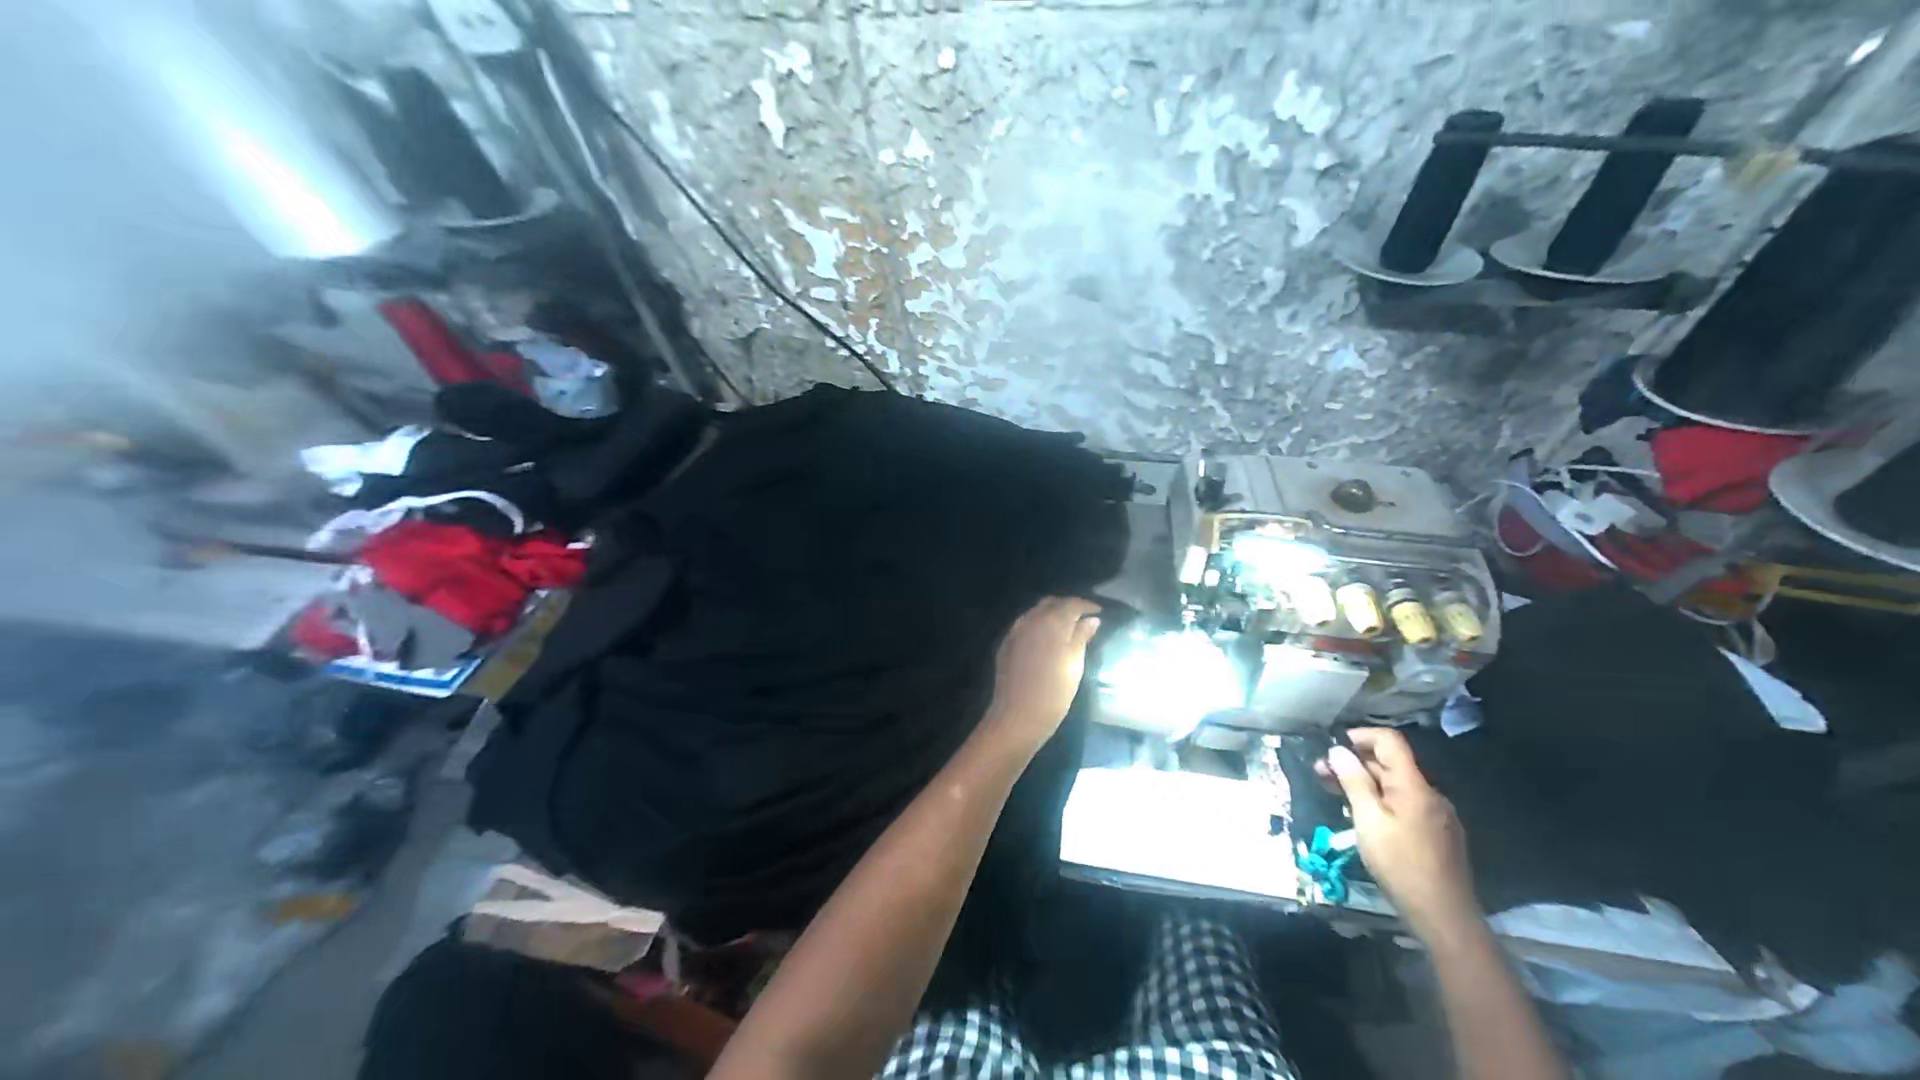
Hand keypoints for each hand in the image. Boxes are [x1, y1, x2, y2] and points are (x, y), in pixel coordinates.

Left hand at [978, 597, 1101, 755]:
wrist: (1016, 716)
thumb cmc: (1053, 693)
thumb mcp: (1075, 664)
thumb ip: (1081, 637)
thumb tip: (1091, 620)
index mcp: (1051, 622)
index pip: (1072, 603)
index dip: (1087, 605)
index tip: (1099, 612)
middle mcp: (1030, 620)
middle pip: (1051, 603)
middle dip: (1068, 606)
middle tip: (1083, 618)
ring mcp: (1015, 631)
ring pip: (1036, 612)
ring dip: (1052, 614)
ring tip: (1067, 627)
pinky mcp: (1006, 643)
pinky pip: (1025, 624)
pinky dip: (1038, 625)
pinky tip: (1046, 638)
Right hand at [1324, 728, 1482, 941]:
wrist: (1444, 915)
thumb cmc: (1400, 864)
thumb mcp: (1368, 821)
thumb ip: (1354, 782)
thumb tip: (1338, 751)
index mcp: (1414, 786)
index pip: (1390, 741)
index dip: (1361, 736)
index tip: (1333, 746)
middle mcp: (1429, 793)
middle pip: (1391, 764)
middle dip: (1355, 762)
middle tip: (1322, 773)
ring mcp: (1436, 814)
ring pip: (1397, 785)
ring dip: (1366, 782)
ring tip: (1336, 792)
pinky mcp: (1437, 832)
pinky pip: (1406, 803)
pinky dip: (1381, 799)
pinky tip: (1364, 815)